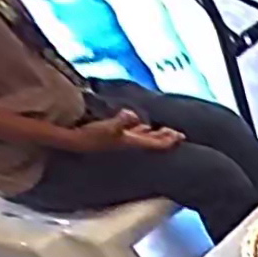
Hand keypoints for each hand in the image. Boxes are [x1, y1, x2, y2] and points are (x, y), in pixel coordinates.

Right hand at [66, 111, 183, 153]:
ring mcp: (125, 140)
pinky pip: (133, 132)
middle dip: (167, 136)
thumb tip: (132, 114)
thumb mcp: (109, 127)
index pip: (159, 143)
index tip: (179, 134)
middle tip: (178, 133)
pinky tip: (142, 125)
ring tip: (164, 129)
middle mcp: (134, 143)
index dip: (170, 139)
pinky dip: (140, 128)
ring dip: (155, 133)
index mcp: (137, 142)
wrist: (77, 141)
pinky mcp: (115, 136)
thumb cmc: (94, 135)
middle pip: (155, 140)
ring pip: (145, 136)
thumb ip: (122, 120)